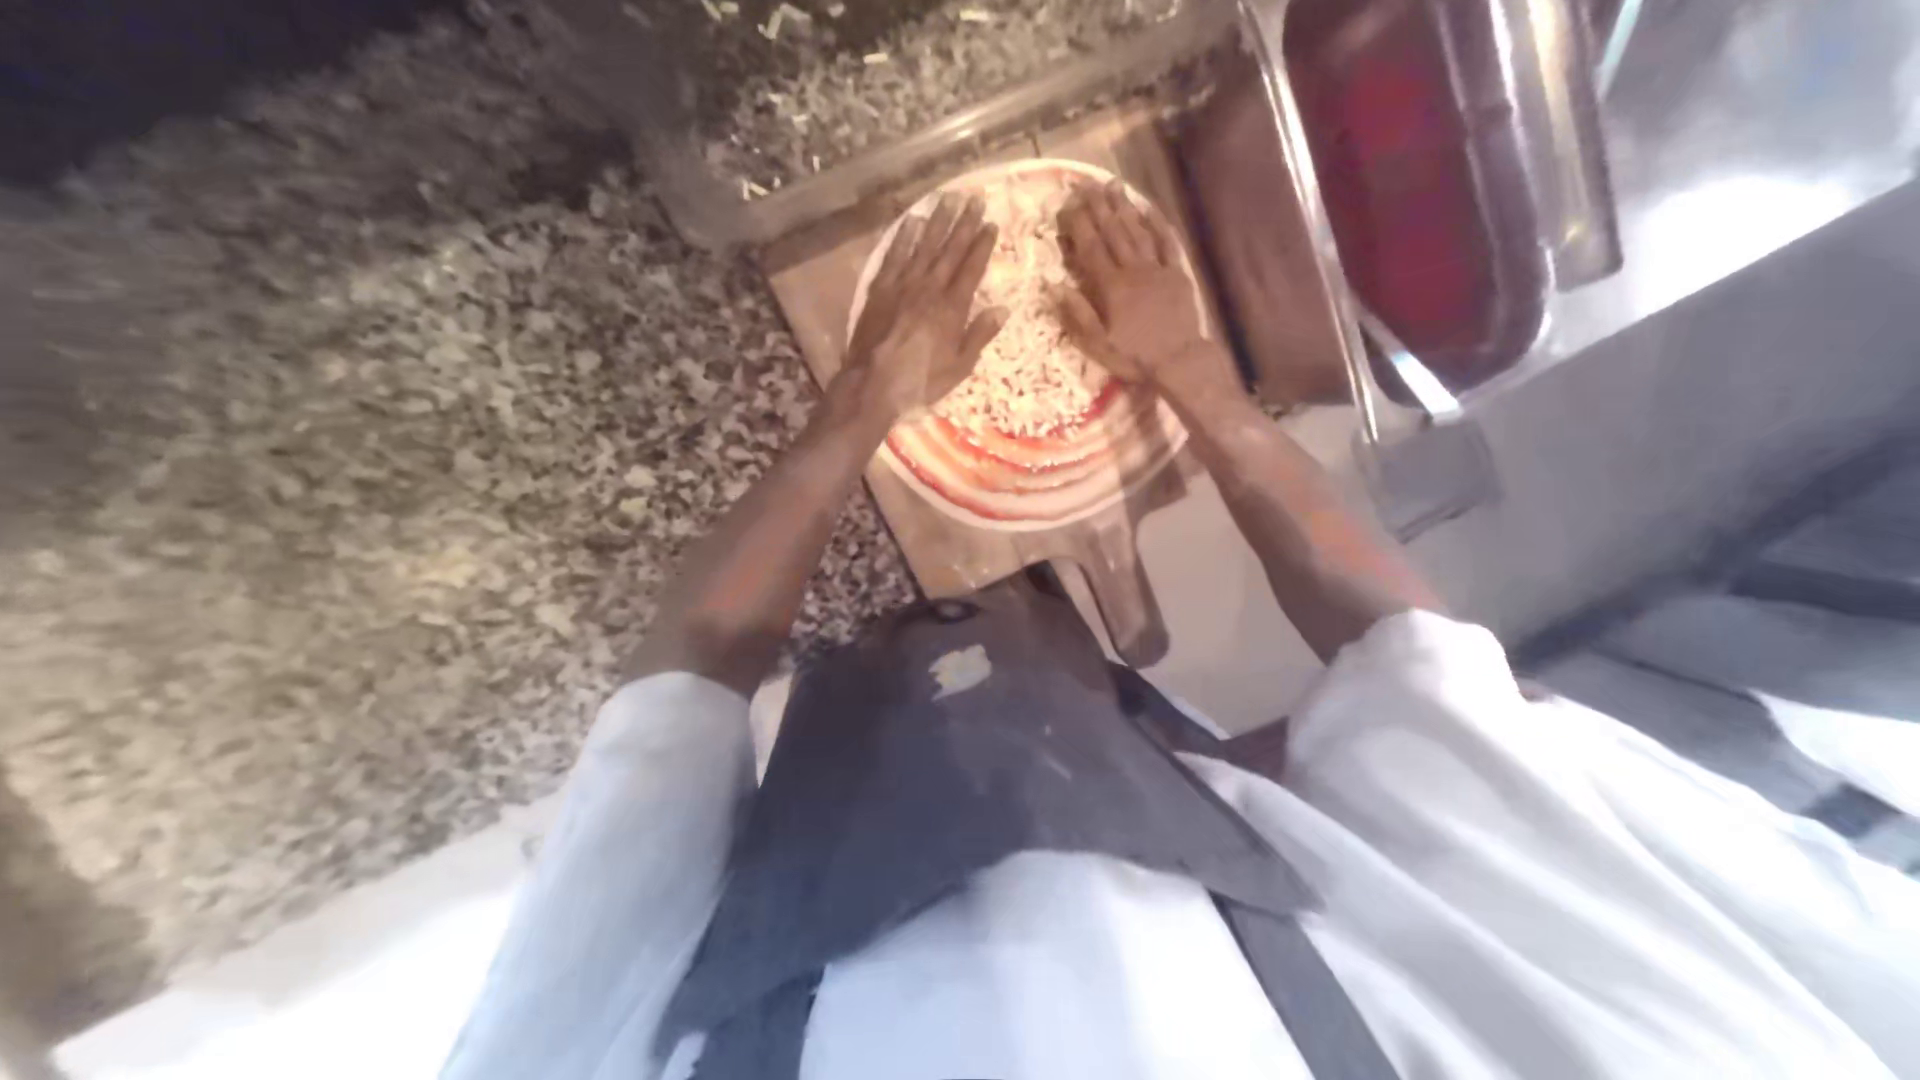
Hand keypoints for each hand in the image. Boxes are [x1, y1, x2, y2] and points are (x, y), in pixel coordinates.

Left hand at [840, 192, 1007, 427]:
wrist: (873, 383)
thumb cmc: (921, 381)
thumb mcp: (960, 366)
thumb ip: (980, 335)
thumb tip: (1003, 309)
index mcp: (952, 307)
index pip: (972, 267)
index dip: (982, 244)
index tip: (991, 223)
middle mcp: (929, 287)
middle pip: (950, 249)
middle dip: (964, 222)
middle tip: (974, 197)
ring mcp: (902, 285)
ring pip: (923, 244)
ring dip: (937, 220)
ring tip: (948, 197)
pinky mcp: (879, 289)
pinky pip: (894, 255)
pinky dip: (903, 236)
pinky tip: (911, 220)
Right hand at [1056, 180, 1236, 397]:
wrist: (1179, 361)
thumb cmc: (1134, 357)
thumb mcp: (1097, 344)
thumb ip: (1076, 313)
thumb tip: (1053, 285)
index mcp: (1110, 287)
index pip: (1090, 248)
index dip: (1078, 224)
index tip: (1068, 203)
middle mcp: (1133, 270)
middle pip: (1113, 232)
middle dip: (1098, 206)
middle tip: (1087, 183)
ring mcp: (1157, 269)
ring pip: (1138, 231)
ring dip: (1124, 207)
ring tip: (1112, 185)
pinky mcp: (1177, 274)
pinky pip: (1167, 242)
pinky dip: (1158, 223)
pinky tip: (1148, 207)